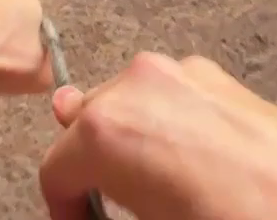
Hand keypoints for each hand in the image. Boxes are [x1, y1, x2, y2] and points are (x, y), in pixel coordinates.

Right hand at [39, 53, 276, 219]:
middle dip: (95, 175)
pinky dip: (164, 131)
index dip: (67, 214)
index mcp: (113, 127)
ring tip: (162, 201)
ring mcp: (184, 71)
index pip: (56, 171)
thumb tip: (84, 209)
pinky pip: (168, 99)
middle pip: (88, 127)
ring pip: (127, 107)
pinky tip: (197, 175)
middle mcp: (141, 81)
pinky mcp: (221, 76)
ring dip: (129, 151)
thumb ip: (102, 212)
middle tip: (122, 216)